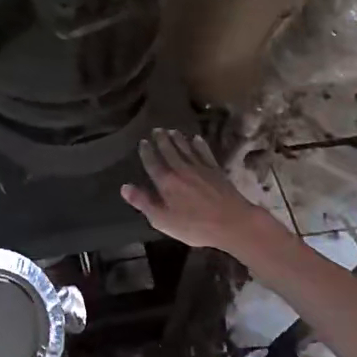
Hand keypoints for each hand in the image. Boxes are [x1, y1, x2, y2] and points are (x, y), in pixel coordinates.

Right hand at [121, 130, 275, 253]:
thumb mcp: (162, 220)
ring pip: (186, 148)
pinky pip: (205, 152)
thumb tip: (124, 187)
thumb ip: (143, 202)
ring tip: (172, 130)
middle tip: (157, 129)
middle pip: (170, 150)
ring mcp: (200, 168)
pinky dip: (199, 144)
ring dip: (178, 138)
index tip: (143, 142)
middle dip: (162, 139)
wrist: (232, 222)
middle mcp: (181, 169)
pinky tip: (197, 139)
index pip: (153, 163)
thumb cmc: (194, 226)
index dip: (146, 152)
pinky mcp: (216, 170)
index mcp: (166, 182)